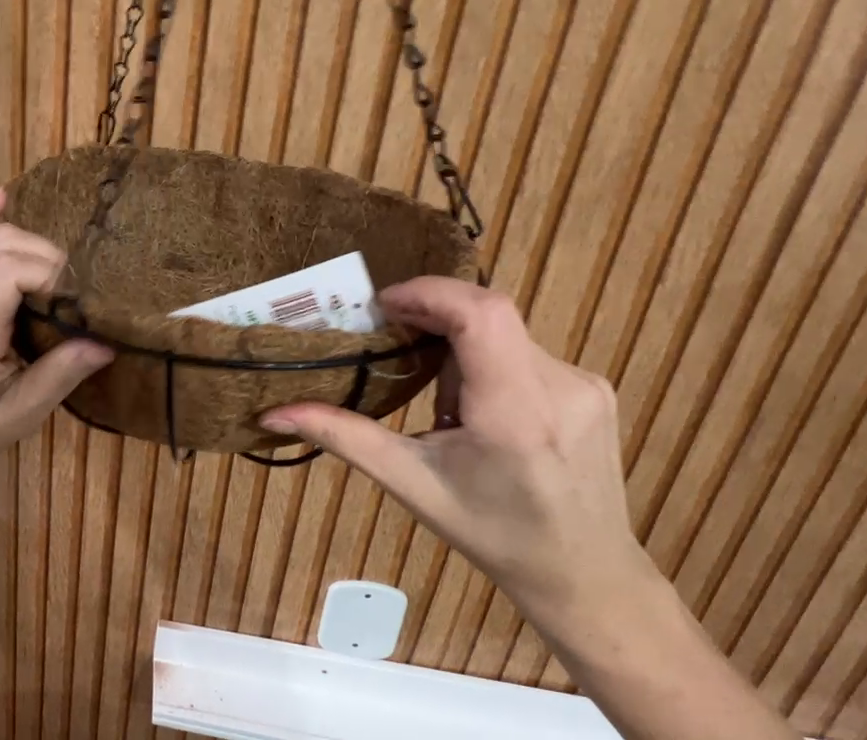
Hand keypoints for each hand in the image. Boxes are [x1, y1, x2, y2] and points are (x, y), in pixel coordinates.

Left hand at [0, 188, 113, 481]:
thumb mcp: (20, 413)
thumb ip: (60, 375)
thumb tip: (105, 341)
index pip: (8, 270)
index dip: (49, 274)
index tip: (73, 304)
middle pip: (1, 244)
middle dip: (46, 256)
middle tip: (70, 293)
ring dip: (25, 239)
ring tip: (53, 270)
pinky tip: (5, 200)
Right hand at [259, 276, 649, 615]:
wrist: (586, 573)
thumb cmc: (492, 532)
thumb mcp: (411, 483)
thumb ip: (344, 437)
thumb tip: (271, 413)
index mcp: (514, 414)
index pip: (480, 314)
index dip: (428, 293)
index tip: (383, 306)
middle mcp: (559, 387)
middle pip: (485, 315)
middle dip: (433, 318)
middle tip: (396, 341)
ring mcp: (585, 384)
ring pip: (502, 332)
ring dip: (459, 347)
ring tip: (443, 404)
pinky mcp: (595, 387)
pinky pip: (524, 349)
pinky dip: (488, 362)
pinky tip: (481, 412)